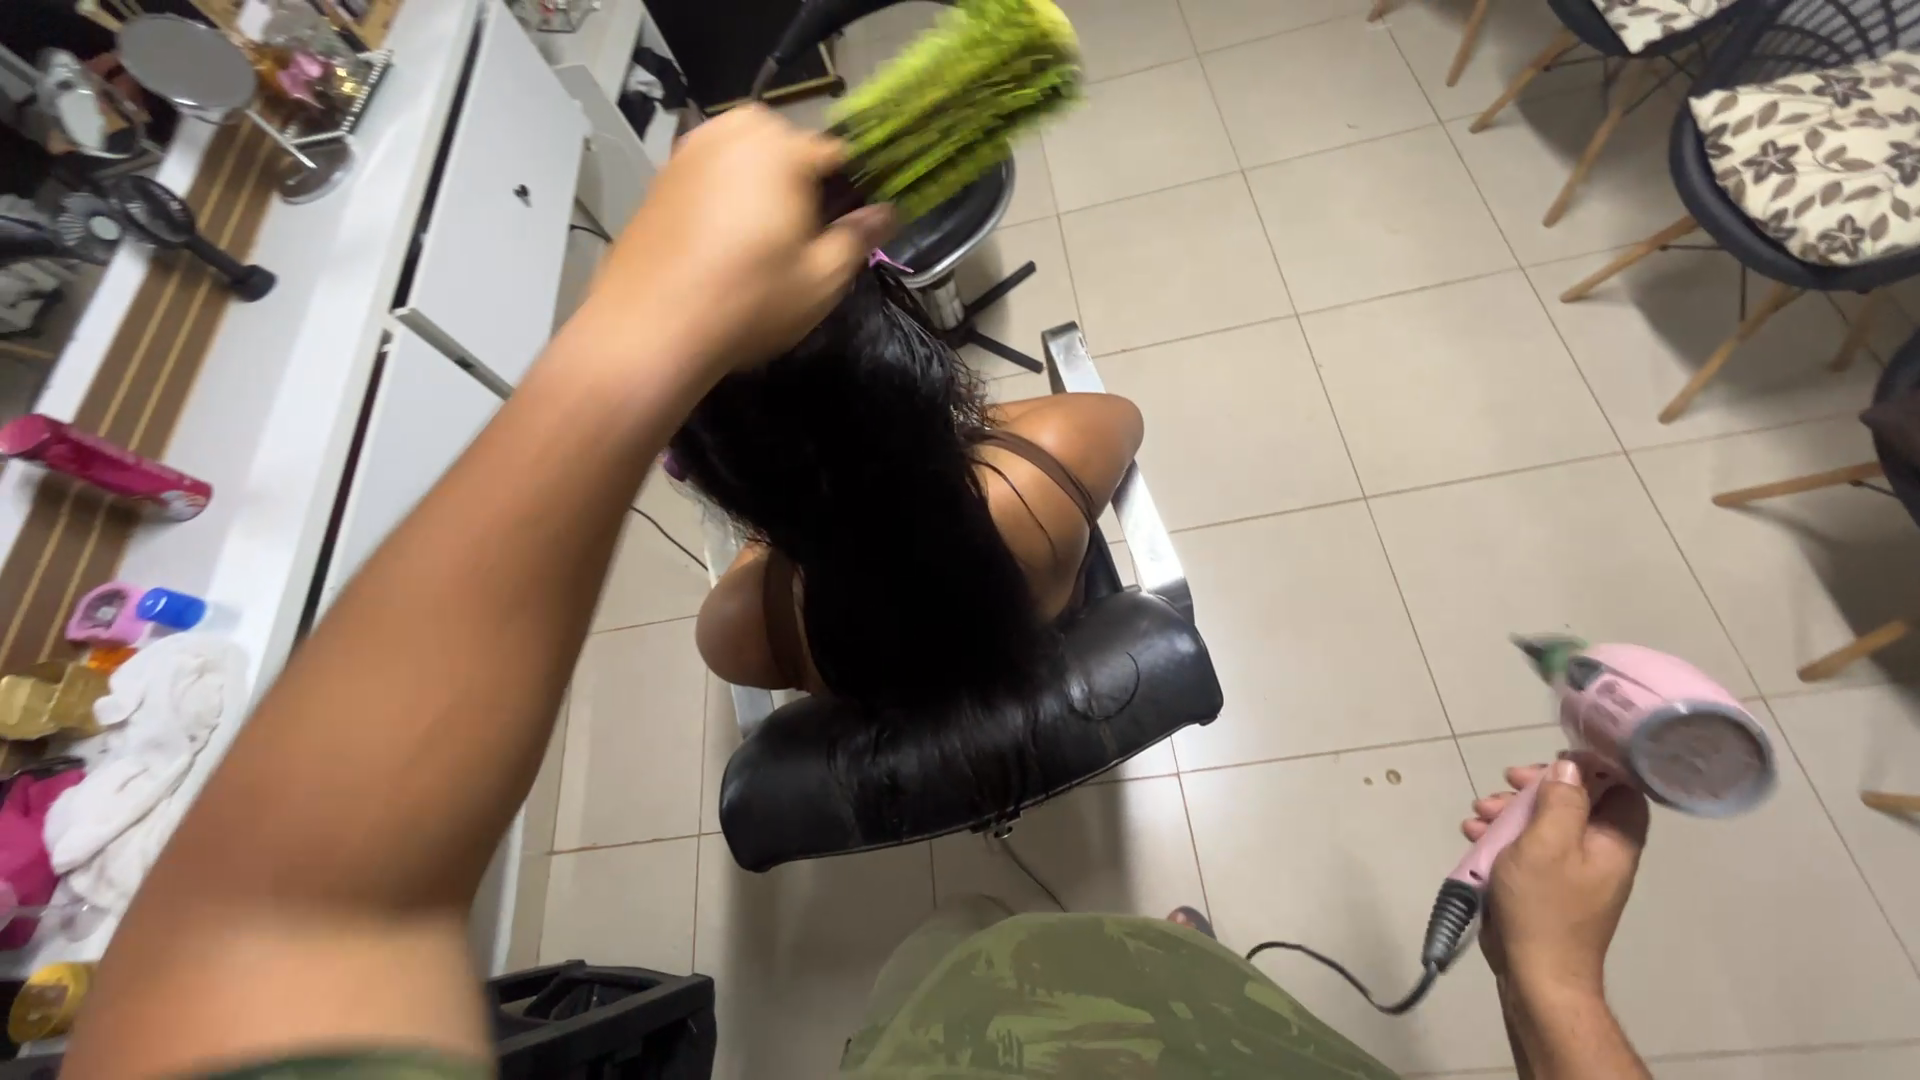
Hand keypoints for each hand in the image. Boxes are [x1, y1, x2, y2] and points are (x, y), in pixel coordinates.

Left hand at [572, 105, 894, 373]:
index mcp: (780, 149)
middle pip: (786, 142)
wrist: (651, 328)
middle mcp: (731, 134)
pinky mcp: (661, 178)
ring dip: (763, 182)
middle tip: (807, 233)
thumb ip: (859, 237)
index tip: (856, 221)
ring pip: (744, 153)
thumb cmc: (749, 303)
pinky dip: (726, 192)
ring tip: (767, 236)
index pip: (836, 151)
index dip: (853, 186)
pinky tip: (726, 239)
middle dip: (803, 178)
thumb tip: (887, 213)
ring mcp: (689, 152)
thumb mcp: (822, 280)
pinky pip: (711, 171)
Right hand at [1461, 758, 1649, 999]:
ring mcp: (1569, 868)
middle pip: (1575, 802)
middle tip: (1506, 782)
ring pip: (1542, 821)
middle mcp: (1597, 852)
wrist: (1534, 970)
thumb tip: (1571, 768)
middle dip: (1536, 788)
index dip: (1590, 770)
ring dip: (1508, 810)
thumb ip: (1561, 803)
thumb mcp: (1547, 845)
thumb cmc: (1543, 904)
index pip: (1621, 791)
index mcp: (1614, 842)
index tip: (1551, 763)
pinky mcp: (1542, 880)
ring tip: (1479, 813)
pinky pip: (1524, 844)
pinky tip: (1474, 834)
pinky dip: (1499, 834)